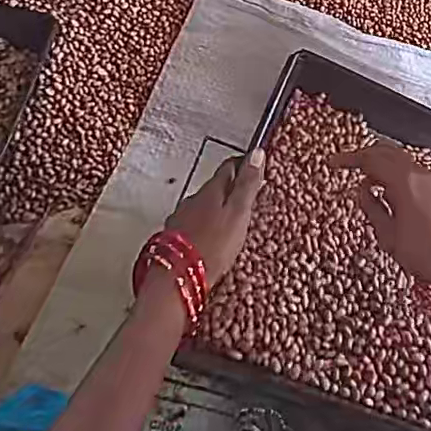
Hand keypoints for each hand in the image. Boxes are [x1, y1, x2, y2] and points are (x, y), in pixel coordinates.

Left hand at [165, 150, 265, 285]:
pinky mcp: (174, 237)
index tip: (256, 165)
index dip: (244, 164)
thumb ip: (247, 184)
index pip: (229, 166)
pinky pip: (194, 224)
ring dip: (217, 208)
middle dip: (231, 188)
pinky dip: (205, 225)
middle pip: (215, 186)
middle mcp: (193, 199)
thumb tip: (256, 153)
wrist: (177, 277)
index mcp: (211, 190)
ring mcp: (181, 218)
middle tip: (248, 195)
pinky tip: (211, 237)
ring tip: (231, 219)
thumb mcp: (239, 213)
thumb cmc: (213, 244)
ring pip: (203, 205)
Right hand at [328, 141, 430, 283]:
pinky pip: (412, 170)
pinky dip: (395, 173)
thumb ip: (371, 207)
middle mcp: (420, 175)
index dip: (350, 158)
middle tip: (347, 165)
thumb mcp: (388, 236)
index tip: (334, 162)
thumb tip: (361, 191)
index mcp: (404, 182)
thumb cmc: (426, 256)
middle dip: (365, 155)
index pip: (371, 158)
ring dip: (381, 164)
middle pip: (387, 151)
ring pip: (401, 159)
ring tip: (365, 182)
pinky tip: (387, 190)